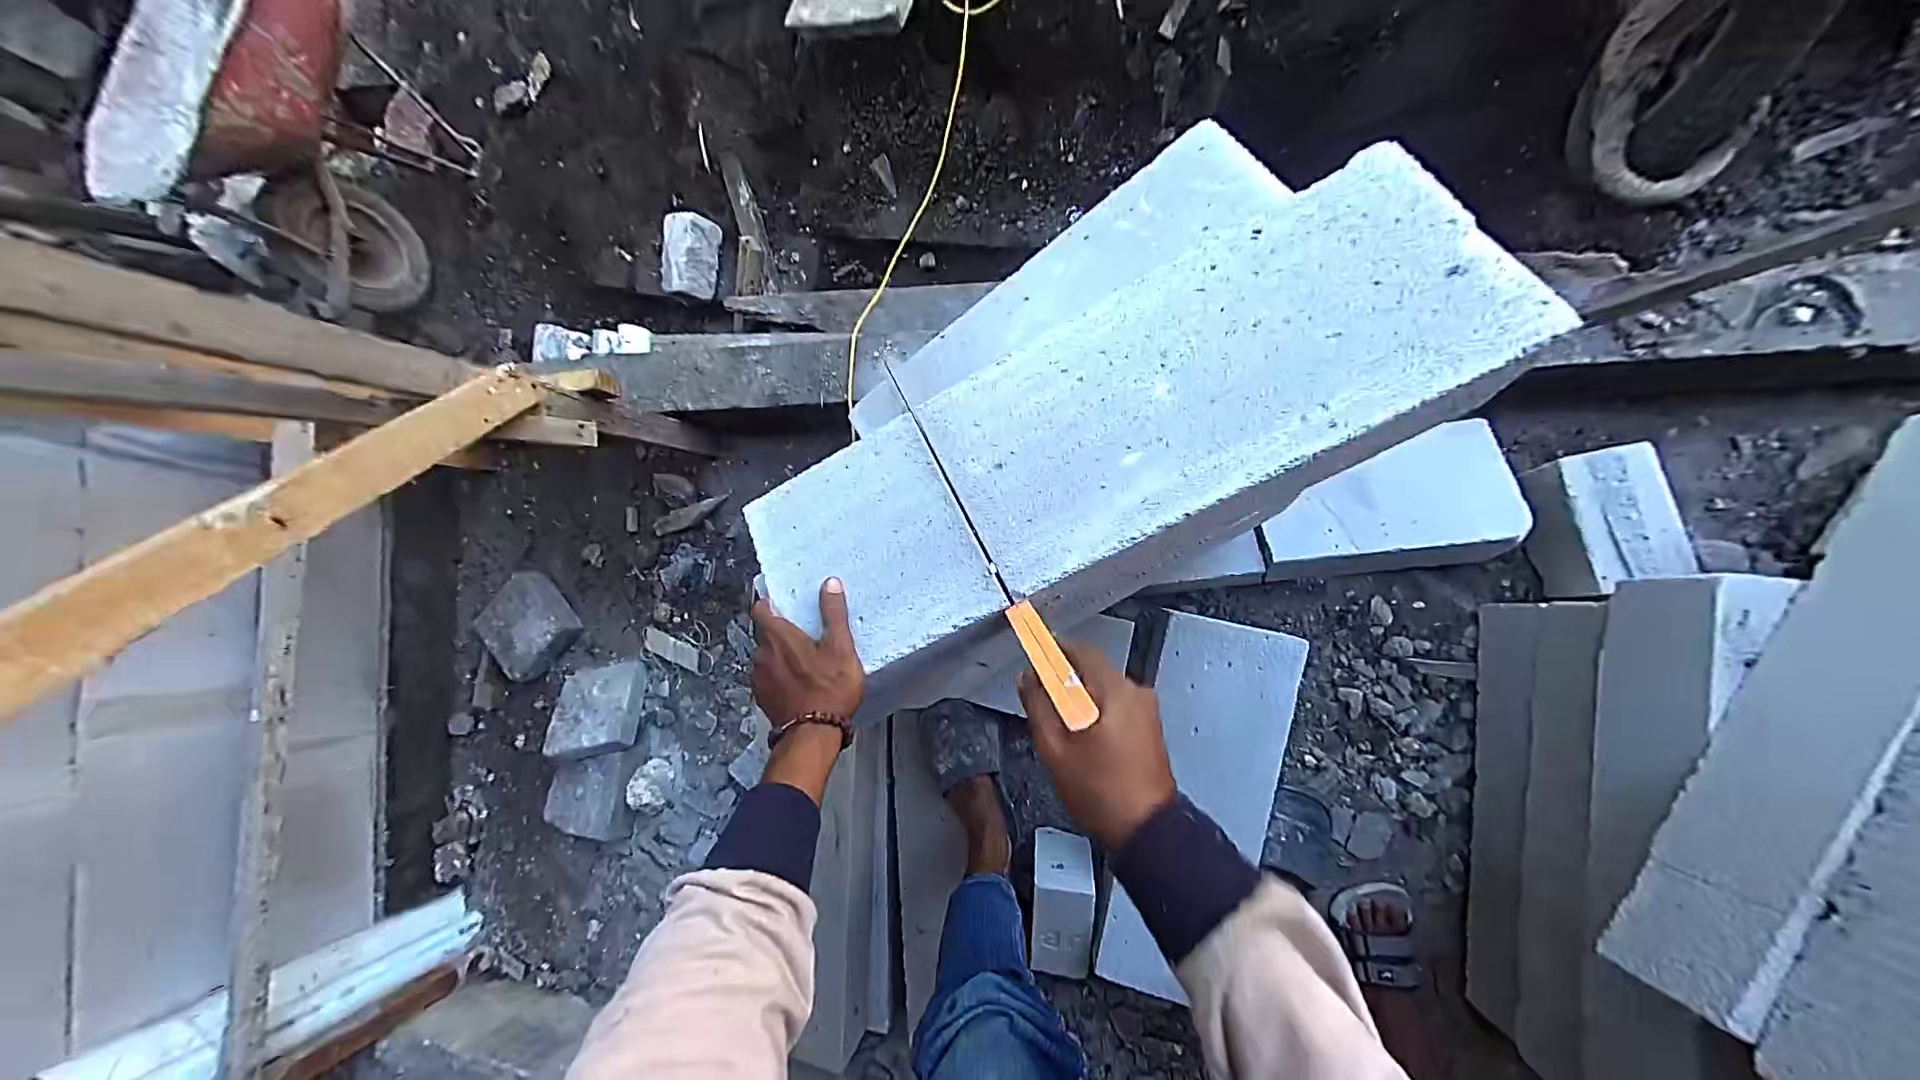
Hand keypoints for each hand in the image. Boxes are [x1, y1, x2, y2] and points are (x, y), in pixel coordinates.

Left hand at [751, 576, 864, 727]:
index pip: (761, 608)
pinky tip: (800, 683)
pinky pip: (769, 678)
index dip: (771, 603)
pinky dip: (780, 676)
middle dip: (782, 632)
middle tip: (806, 635)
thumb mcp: (841, 647)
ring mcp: (759, 677)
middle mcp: (762, 654)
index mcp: (778, 637)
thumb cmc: (829, 690)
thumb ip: (833, 613)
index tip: (783, 603)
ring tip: (806, 662)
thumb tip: (830, 585)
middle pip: (766, 633)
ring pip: (767, 657)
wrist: (813, 735)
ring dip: (781, 656)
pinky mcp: (763, 697)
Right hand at [1018, 642, 1176, 849]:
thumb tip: (1028, 680)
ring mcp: (1145, 708)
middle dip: (1064, 679)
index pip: (1078, 650)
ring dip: (1080, 697)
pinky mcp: (1148, 722)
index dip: (1051, 649)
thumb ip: (1038, 707)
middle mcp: (1134, 693)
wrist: (1145, 826)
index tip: (1034, 650)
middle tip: (1043, 700)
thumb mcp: (1055, 749)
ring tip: (1065, 730)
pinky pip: (1116, 702)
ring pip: (1102, 686)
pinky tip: (1086, 738)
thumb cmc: (1105, 794)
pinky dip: (1097, 709)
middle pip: (1090, 668)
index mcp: (1113, 692)